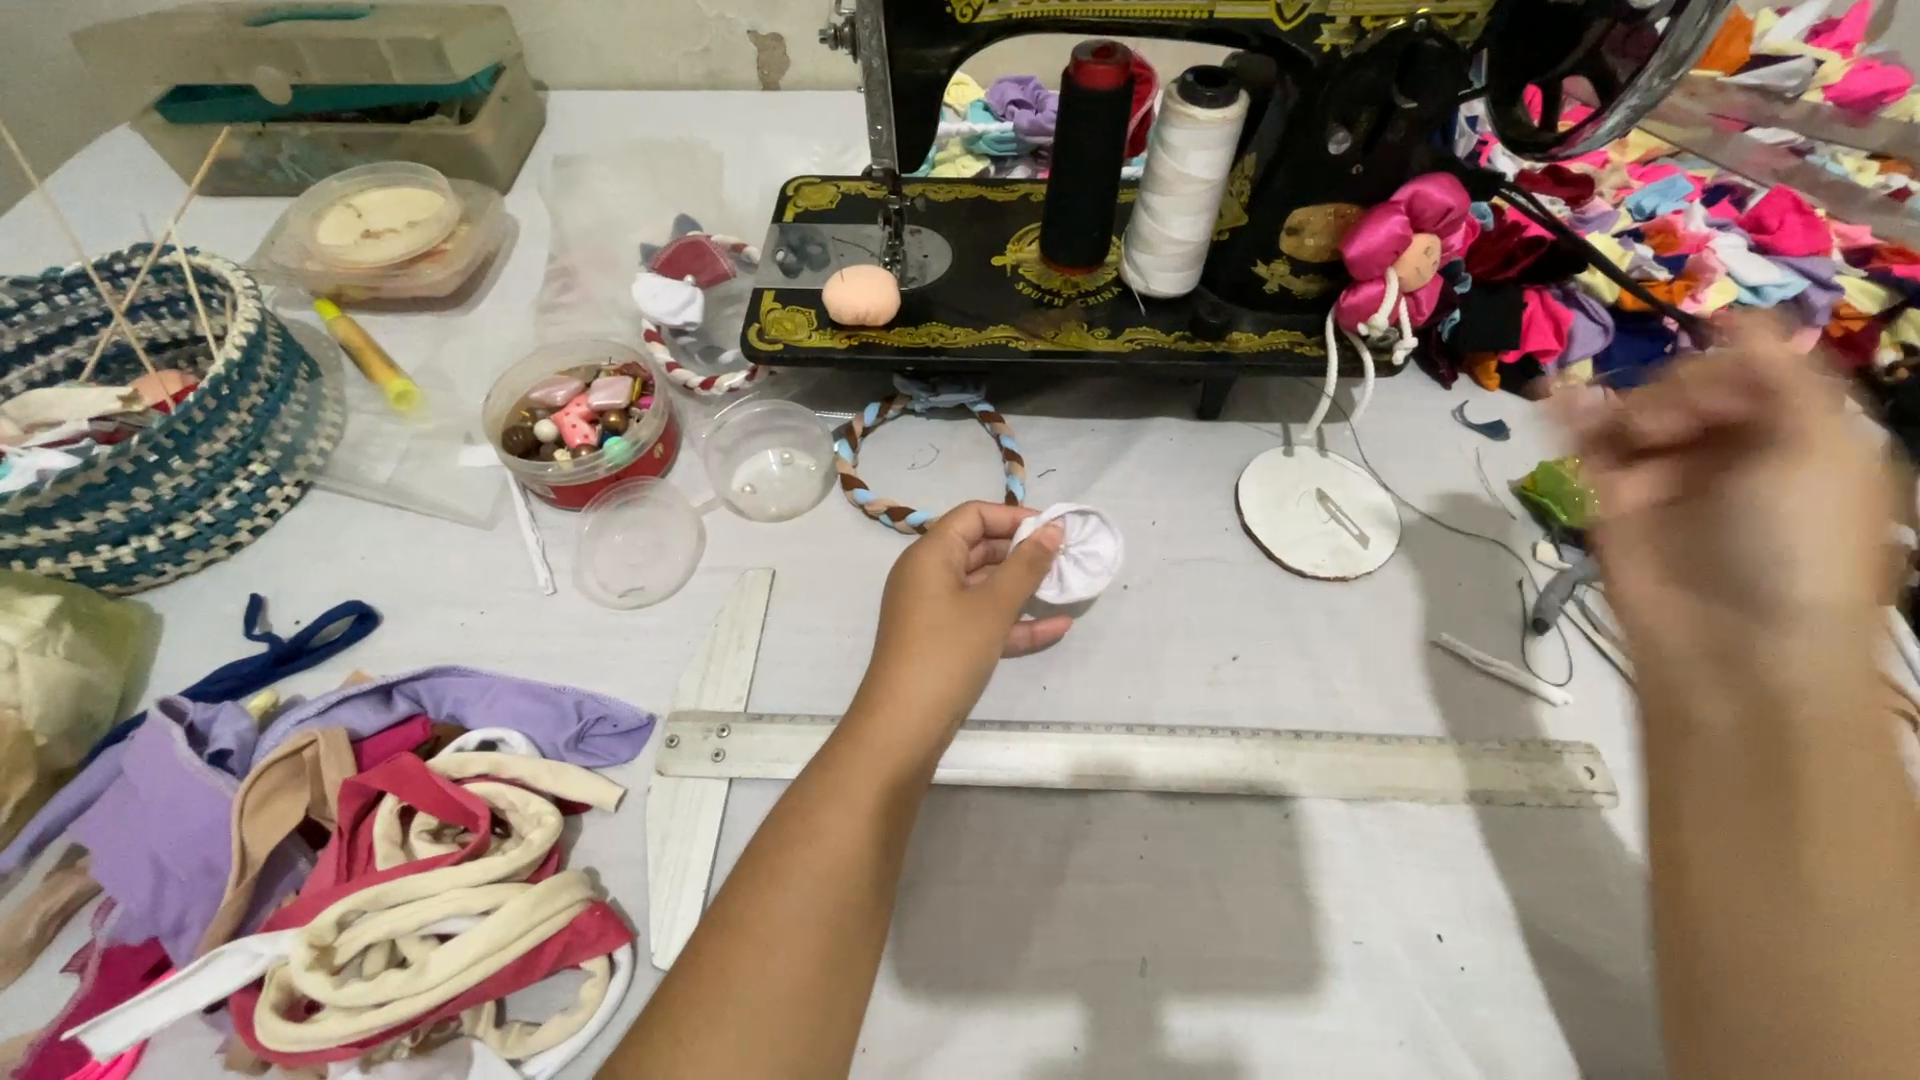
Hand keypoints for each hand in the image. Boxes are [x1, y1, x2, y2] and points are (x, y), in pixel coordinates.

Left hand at [855, 502, 1070, 735]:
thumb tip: (1053, 528)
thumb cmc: (947, 652)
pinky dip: (1014, 622)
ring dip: (1023, 588)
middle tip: (1065, 559)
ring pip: (984, 587)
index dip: (1013, 516)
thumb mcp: (992, 606)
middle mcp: (928, 576)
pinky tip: (1056, 628)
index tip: (1052, 529)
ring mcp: (934, 611)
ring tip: (1066, 588)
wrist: (904, 725)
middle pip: (979, 548)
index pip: (973, 515)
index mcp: (929, 555)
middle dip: (1022, 553)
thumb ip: (1026, 566)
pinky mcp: (944, 642)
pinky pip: (982, 620)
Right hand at [1559, 316, 1898, 707]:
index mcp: (1796, 434)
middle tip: (1671, 429)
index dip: (1729, 364)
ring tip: (1622, 429)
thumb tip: (1734, 311)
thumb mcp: (1819, 446)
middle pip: (1687, 385)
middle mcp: (1730, 448)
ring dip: (1621, 403)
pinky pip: (1586, 448)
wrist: (1733, 641)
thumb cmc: (1797, 542)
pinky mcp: (1608, 500)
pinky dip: (1569, 419)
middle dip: (1675, 392)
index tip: (1717, 384)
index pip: (1752, 370)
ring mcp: (1664, 475)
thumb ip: (1778, 374)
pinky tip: (1553, 395)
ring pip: (1631, 412)